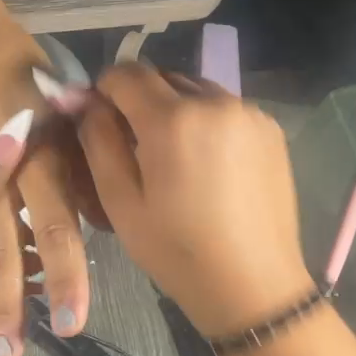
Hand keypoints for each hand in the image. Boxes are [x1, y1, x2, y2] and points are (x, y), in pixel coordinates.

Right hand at [60, 64, 315, 338]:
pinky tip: (201, 167)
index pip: (127, 73)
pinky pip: (224, 111)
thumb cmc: (174, 249)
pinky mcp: (270, 130)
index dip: (102, 89)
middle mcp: (215, 102)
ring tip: (166, 158)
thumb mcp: (119, 202)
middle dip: (138, 102)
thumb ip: (98, 143)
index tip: (94, 118)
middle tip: (127, 145)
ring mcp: (249, 113)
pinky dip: (203, 124)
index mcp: (173, 120)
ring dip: (172, 111)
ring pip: (195, 92)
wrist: (251, 282)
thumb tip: (85, 104)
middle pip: (163, 79)